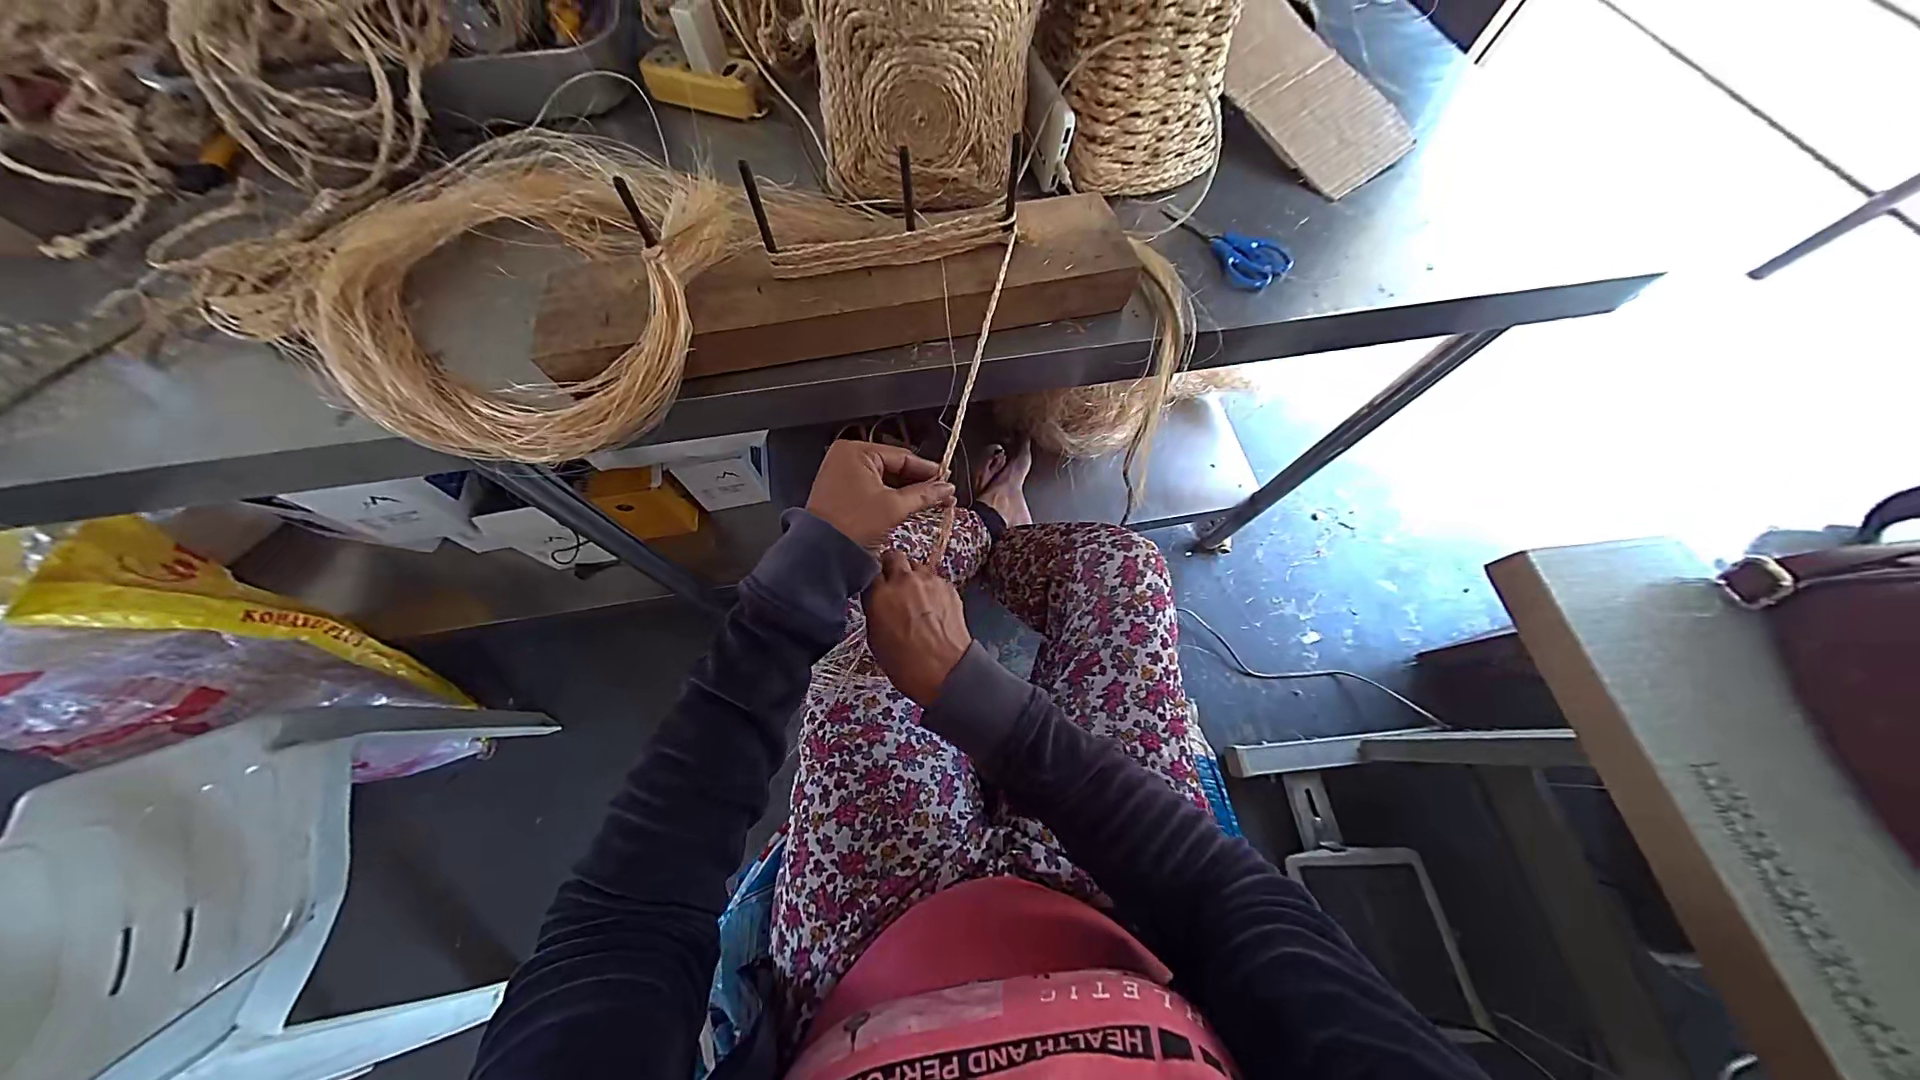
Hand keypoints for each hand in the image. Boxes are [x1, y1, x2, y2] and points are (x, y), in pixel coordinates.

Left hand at [806, 440, 954, 550]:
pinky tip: (910, 507)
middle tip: (942, 494)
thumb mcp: (894, 507)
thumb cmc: (850, 525)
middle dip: (919, 483)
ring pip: (885, 480)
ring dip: (908, 492)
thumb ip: (924, 494)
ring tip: (931, 502)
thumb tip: (945, 488)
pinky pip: (874, 490)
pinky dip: (892, 498)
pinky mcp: (842, 492)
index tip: (946, 480)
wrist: (822, 552)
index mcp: (856, 451)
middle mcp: (847, 458)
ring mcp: (843, 475)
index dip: (928, 471)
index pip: (903, 456)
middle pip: (894, 467)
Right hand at [864, 549, 971, 704]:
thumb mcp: (876, 639)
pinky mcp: (948, 586)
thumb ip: (874, 610)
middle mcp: (904, 581)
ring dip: (913, 576)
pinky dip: (931, 587)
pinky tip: (932, 606)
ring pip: (916, 565)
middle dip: (892, 566)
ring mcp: (928, 581)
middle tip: (893, 582)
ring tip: (915, 596)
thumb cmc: (907, 664)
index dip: (873, 579)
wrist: (946, 670)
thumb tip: (877, 601)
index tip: (875, 586)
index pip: (869, 571)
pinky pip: (935, 578)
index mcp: (880, 595)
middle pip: (893, 556)